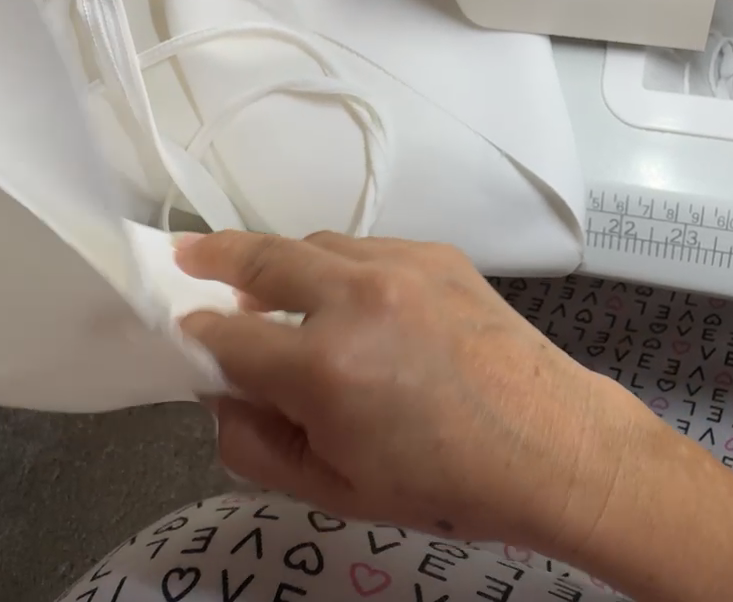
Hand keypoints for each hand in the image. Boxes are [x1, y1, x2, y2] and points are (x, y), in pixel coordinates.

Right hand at [176, 231, 660, 552]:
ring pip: (318, 244)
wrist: (549, 441)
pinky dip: (342, 266)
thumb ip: (255, 442)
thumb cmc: (441, 483)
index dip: (196, 336)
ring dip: (284, 261)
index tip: (183, 333)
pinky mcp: (437, 252)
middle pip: (264, 257)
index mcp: (323, 365)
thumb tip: (222, 391)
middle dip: (215, 254)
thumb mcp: (332, 489)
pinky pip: (368, 248)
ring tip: (271, 285)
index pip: (227, 335)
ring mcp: (402, 264)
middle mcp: (357, 296)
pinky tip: (351, 297)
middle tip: (186, 253)